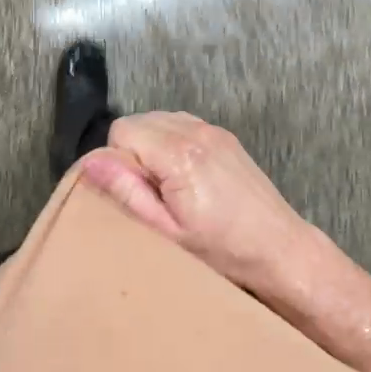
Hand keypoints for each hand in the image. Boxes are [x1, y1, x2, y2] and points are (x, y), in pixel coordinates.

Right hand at [78, 112, 316, 295]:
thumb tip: (90, 163)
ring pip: (157, 120)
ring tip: (167, 185)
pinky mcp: (223, 135)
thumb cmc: (222, 251)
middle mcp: (195, 131)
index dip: (118, 160)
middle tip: (150, 192)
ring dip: (151, 145)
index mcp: (178, 155)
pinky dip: (171, 141)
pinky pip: (180, 124)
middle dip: (133, 151)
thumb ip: (127, 193)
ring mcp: (212, 130)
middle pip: (138, 121)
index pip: (121, 131)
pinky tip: (183, 174)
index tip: (135, 192)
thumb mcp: (167, 232)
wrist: (280, 250)